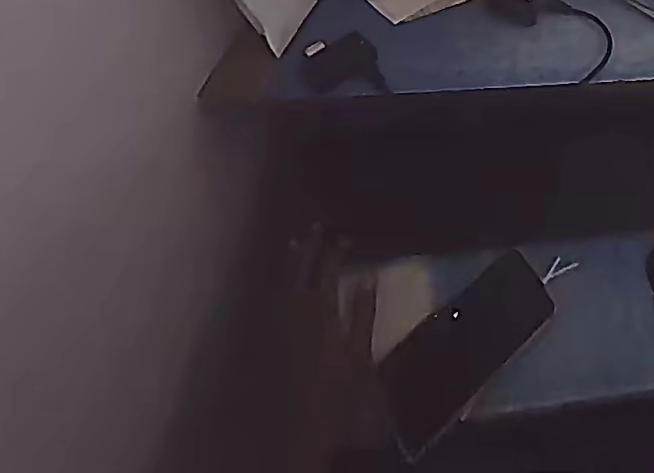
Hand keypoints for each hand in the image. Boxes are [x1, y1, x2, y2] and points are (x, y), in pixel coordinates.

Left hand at [284, 227, 376, 472]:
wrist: (309, 427)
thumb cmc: (341, 391)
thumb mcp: (360, 352)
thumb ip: (362, 313)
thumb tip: (368, 276)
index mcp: (323, 315)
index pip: (327, 275)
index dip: (335, 253)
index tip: (345, 236)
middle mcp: (302, 315)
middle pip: (303, 274)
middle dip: (310, 249)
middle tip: (315, 227)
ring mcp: (290, 327)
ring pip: (289, 285)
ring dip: (294, 262)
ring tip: (295, 242)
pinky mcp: (285, 340)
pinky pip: (284, 299)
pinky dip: (287, 282)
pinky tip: (289, 281)